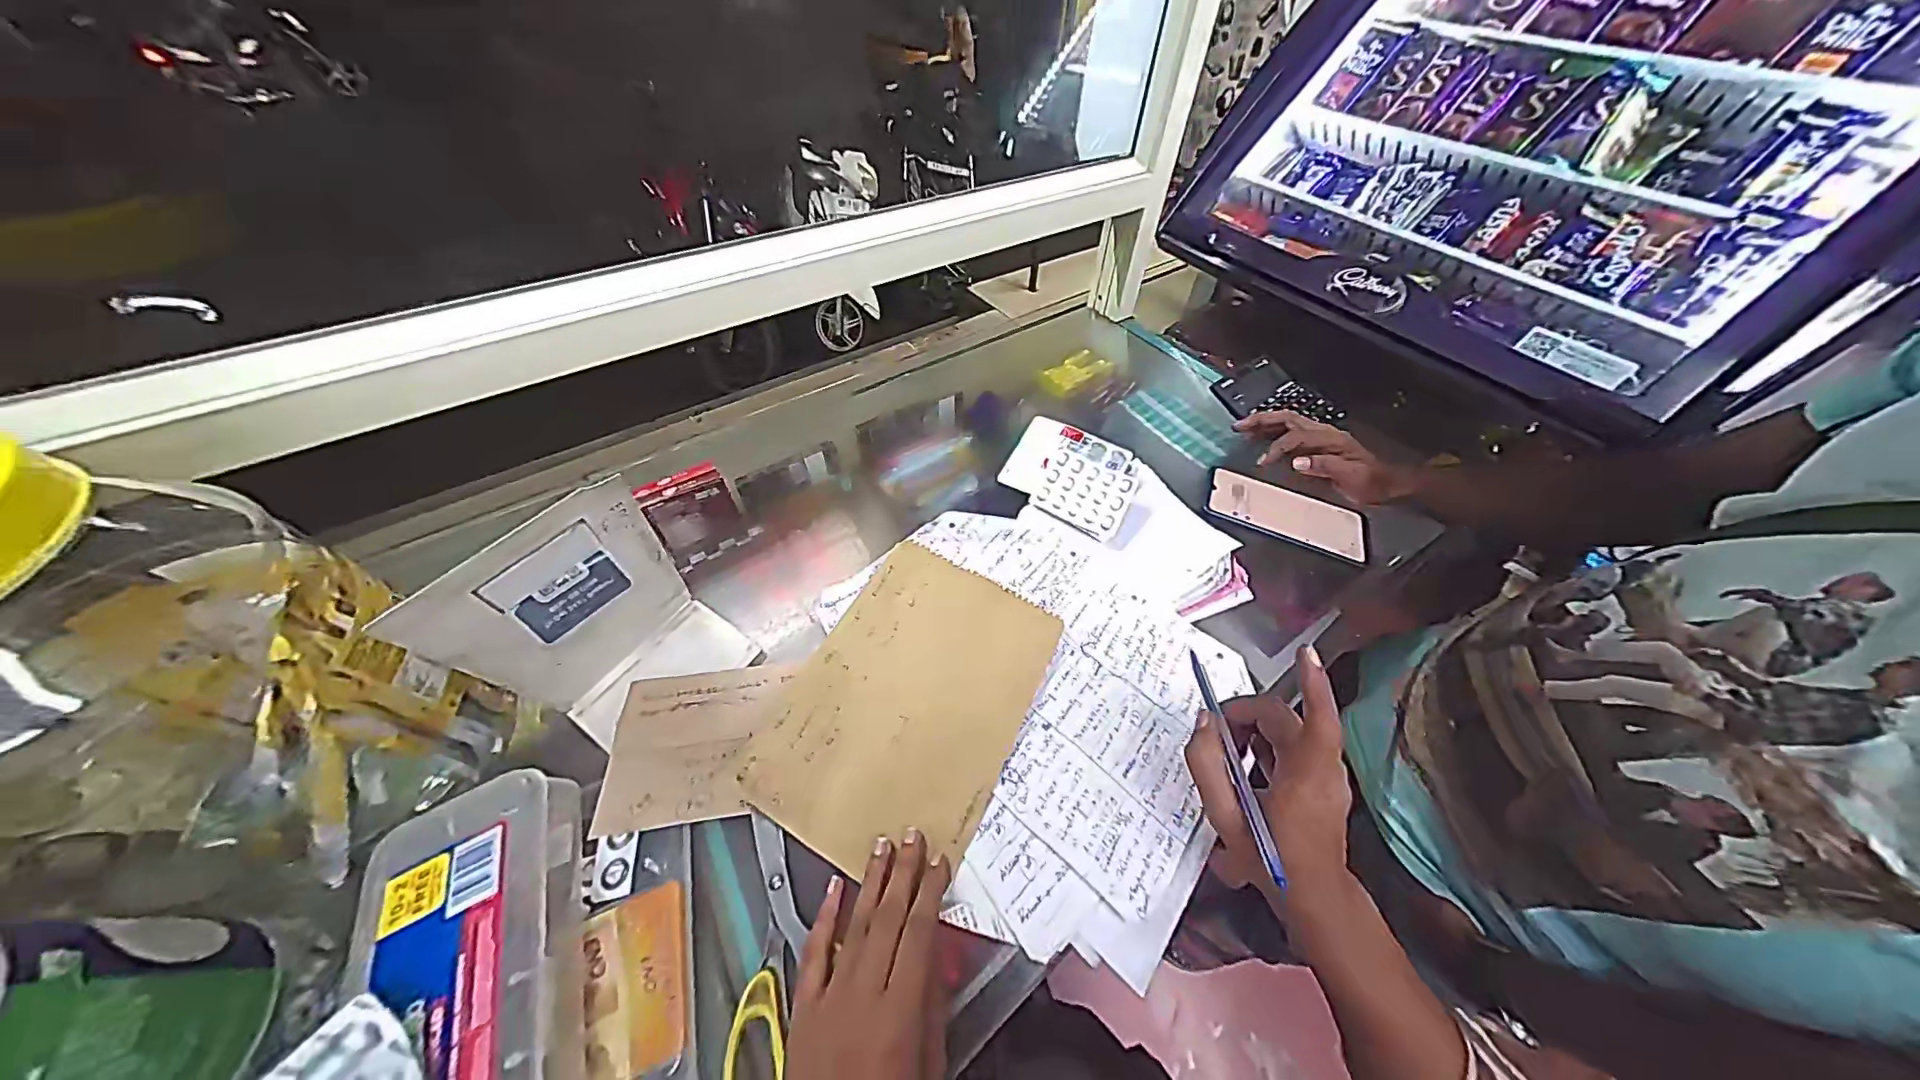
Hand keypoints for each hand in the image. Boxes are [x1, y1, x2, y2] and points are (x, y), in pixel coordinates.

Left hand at [787, 831, 951, 1079]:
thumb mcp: (929, 1066)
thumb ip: (932, 1011)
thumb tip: (934, 959)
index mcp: (899, 1010)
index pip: (918, 933)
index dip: (929, 893)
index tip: (938, 863)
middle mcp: (863, 993)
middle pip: (888, 919)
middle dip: (903, 873)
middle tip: (913, 836)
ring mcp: (829, 996)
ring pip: (854, 925)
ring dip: (871, 882)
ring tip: (882, 846)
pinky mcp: (804, 1006)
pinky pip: (814, 952)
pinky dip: (824, 917)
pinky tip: (835, 887)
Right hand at [1185, 645, 1352, 895]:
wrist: (1314, 900)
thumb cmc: (1271, 861)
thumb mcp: (1225, 817)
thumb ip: (1207, 765)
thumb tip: (1203, 722)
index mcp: (1307, 776)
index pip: (1318, 719)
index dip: (1313, 684)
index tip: (1306, 654)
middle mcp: (1324, 770)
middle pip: (1284, 719)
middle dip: (1244, 716)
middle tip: (1214, 737)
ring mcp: (1328, 776)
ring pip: (1288, 731)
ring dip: (1253, 730)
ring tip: (1226, 755)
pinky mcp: (1324, 783)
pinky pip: (1294, 747)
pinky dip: (1266, 745)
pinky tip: (1245, 767)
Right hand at [1233, 410, 1410, 504]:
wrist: (1389, 484)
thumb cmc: (1372, 482)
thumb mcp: (1351, 477)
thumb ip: (1324, 467)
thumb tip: (1297, 462)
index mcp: (1330, 439)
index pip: (1295, 437)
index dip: (1276, 448)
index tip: (1262, 462)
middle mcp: (1324, 434)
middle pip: (1288, 418)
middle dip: (1262, 420)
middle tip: (1240, 426)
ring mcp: (1321, 438)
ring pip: (1288, 422)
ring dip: (1265, 423)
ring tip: (1244, 429)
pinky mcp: (1317, 446)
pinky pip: (1291, 432)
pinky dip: (1273, 432)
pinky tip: (1262, 439)